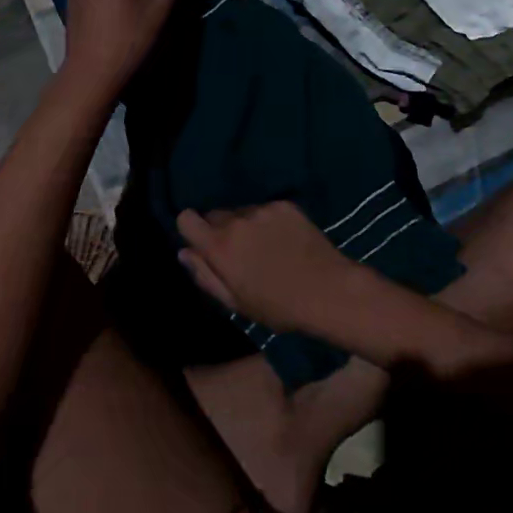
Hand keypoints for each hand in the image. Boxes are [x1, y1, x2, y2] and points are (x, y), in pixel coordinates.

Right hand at [176, 202, 362, 335]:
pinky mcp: (284, 205)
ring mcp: (262, 210)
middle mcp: (236, 220)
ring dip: (245, 225)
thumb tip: (183, 252)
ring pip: (241, 212)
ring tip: (267, 248)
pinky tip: (285, 240)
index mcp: (219, 246)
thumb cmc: (278, 306)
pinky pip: (265, 209)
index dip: (191, 230)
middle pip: (214, 214)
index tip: (203, 245)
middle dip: (219, 230)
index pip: (186, 218)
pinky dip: (268, 222)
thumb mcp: (235, 302)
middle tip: (239, 253)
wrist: (329, 291)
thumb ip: (204, 275)